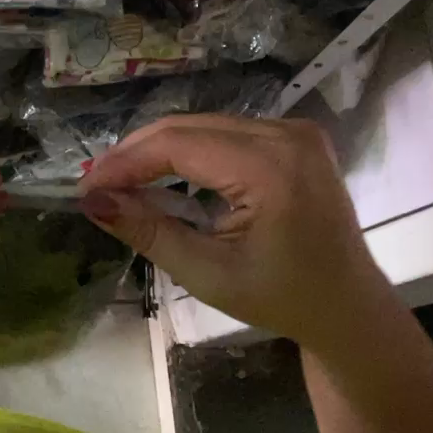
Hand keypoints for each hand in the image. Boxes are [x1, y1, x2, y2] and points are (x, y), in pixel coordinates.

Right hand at [76, 115, 393, 346]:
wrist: (348, 307)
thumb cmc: (281, 298)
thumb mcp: (207, 273)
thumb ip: (149, 231)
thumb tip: (93, 201)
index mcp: (271, 170)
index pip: (178, 145)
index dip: (125, 162)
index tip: (85, 187)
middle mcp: (286, 135)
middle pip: (188, 127)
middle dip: (134, 153)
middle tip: (95, 184)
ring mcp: (294, 131)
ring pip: (202, 125)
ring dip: (157, 150)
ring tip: (119, 180)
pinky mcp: (294, 137)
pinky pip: (224, 132)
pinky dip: (186, 150)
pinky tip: (160, 172)